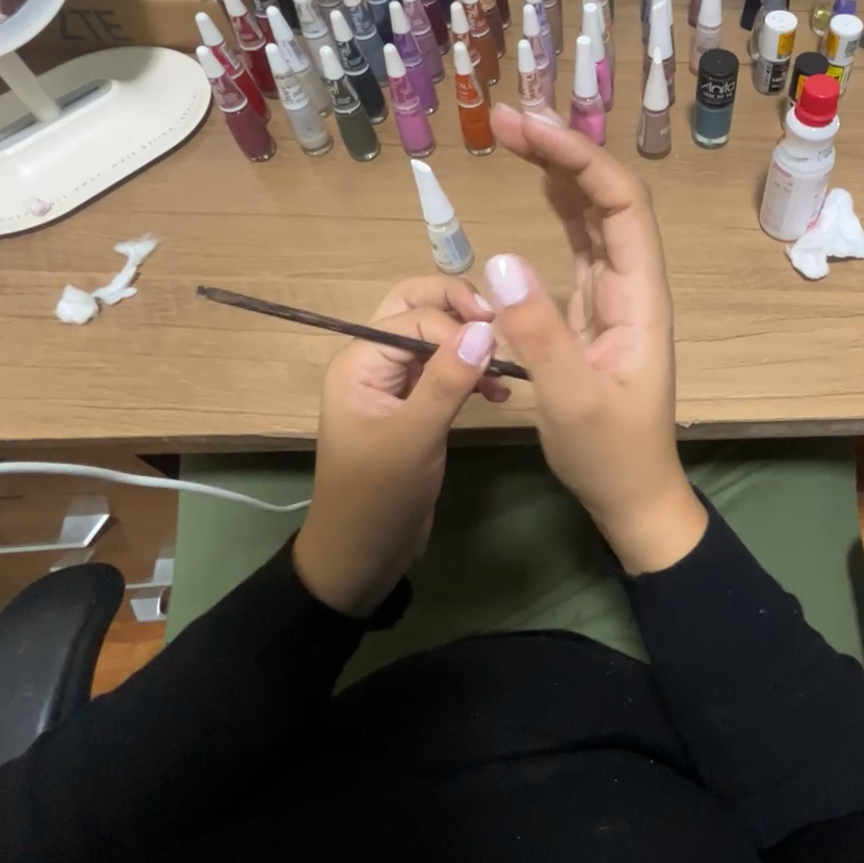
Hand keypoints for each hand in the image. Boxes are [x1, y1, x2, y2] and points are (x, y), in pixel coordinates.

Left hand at [293, 277, 506, 614]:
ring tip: (504, 369)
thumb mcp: (414, 438)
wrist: (363, 554)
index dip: (456, 327)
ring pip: (434, 337)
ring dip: (468, 342)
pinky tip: (498, 391)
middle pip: (416, 308)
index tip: (497, 350)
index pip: (414, 318)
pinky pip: (444, 370)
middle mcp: (375, 363)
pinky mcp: (416, 406)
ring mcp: (395, 384)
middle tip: (499, 326)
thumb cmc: (378, 497)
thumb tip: (485, 329)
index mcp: (359, 362)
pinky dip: (470, 371)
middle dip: (458, 309)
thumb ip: (447, 381)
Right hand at [486, 103, 703, 572]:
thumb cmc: (610, 456)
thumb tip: (500, 259)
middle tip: (507, 119)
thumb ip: (539, 334)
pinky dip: (558, 211)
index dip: (579, 159)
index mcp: (640, 298)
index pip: (623, 206)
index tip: (526, 131)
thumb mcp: (570, 402)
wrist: (632, 493)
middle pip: (609, 200)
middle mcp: (633, 285)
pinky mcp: (595, 311)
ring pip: (595, 218)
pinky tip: (537, 187)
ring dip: (560, 173)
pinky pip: (581, 246)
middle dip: (564, 153)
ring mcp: (615, 296)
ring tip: (516, 136)